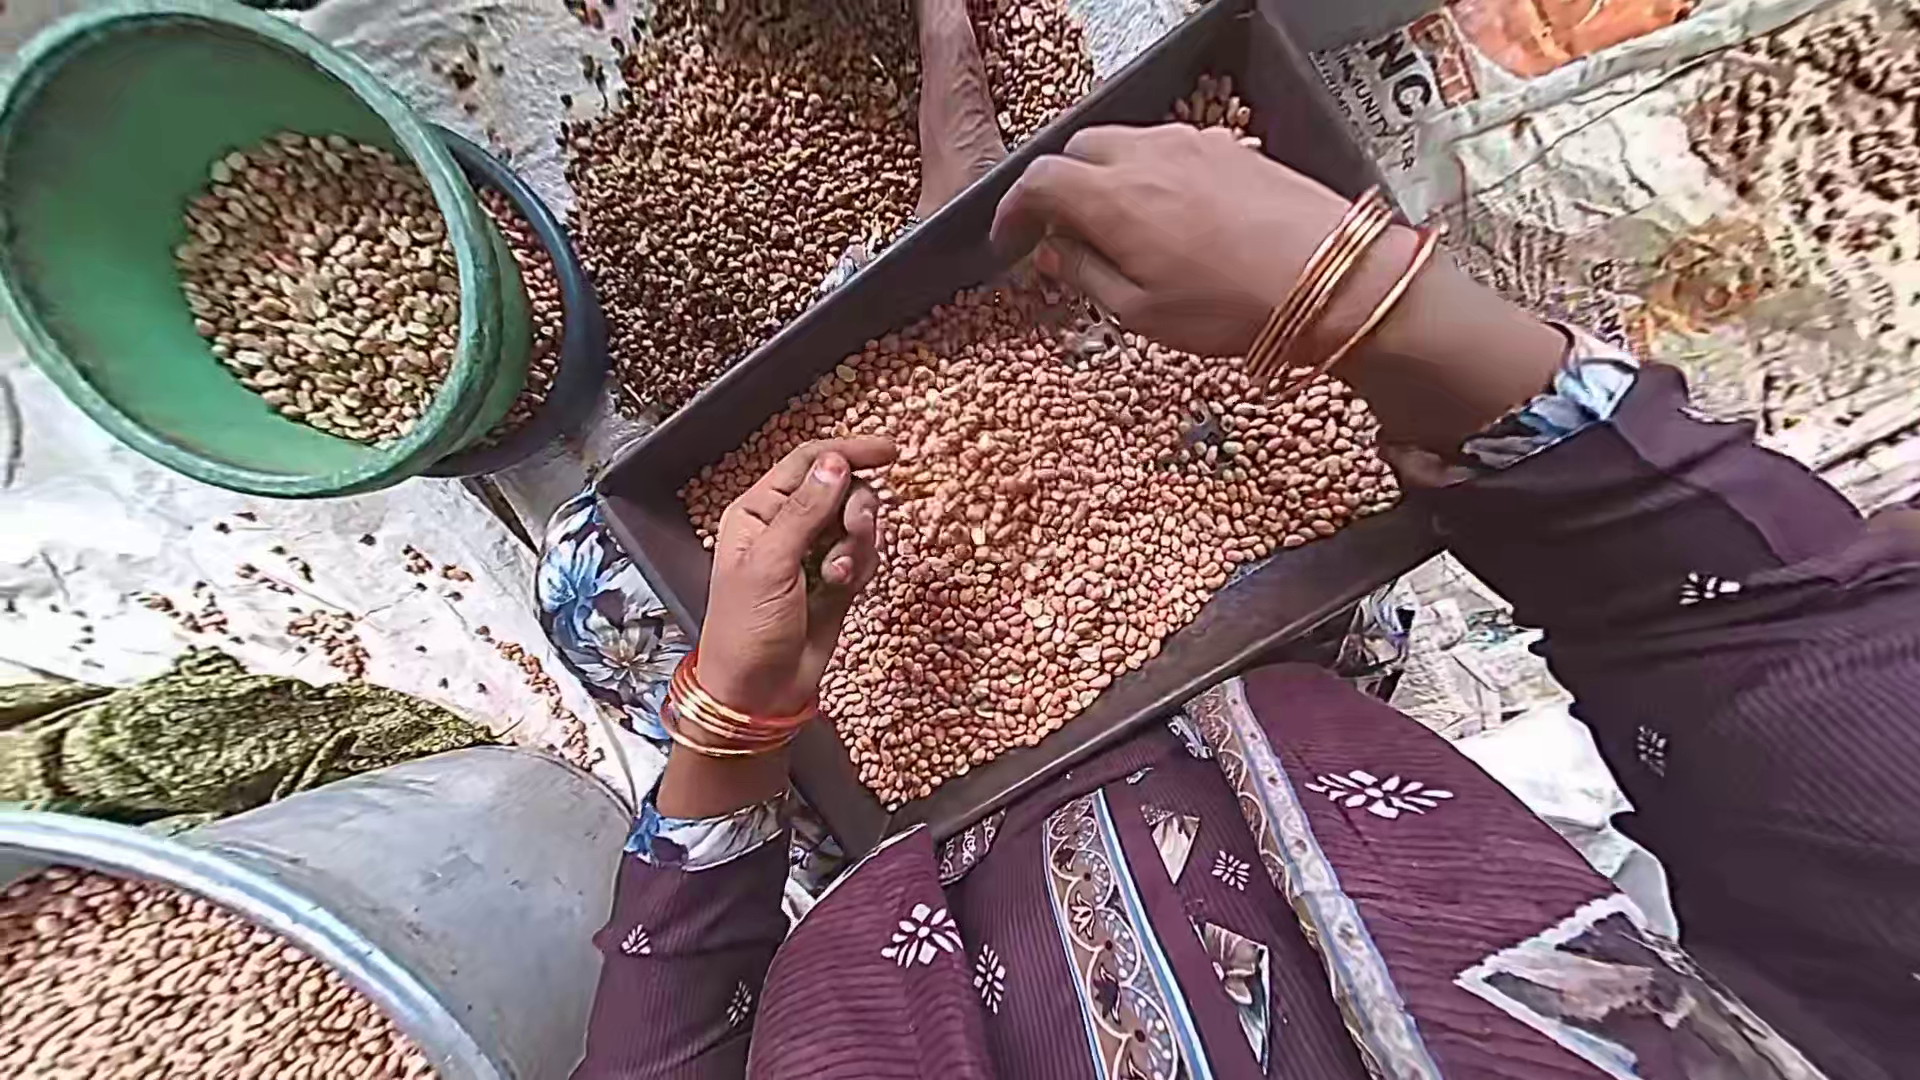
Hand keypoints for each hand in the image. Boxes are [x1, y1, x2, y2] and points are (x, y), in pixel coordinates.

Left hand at [697, 438, 897, 717]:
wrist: (760, 692)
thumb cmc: (748, 627)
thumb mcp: (770, 564)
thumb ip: (805, 511)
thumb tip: (837, 462)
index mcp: (761, 510)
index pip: (809, 462)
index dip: (849, 451)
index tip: (889, 452)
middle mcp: (790, 524)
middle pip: (843, 489)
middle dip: (856, 509)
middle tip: (853, 533)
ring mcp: (816, 551)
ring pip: (859, 522)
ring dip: (858, 545)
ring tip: (838, 576)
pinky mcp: (838, 577)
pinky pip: (866, 554)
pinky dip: (862, 567)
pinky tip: (843, 589)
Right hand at [990, 123, 1421, 360]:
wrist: (1328, 279)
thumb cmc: (1228, 307)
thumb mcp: (1137, 312)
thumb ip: (1085, 273)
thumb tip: (1054, 252)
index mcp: (1115, 199)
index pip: (1038, 181)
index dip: (1012, 209)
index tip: (1009, 239)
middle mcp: (1147, 155)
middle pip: (1075, 150)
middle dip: (1053, 189)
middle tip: (1054, 234)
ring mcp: (1191, 143)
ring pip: (1119, 142)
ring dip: (1096, 178)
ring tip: (1105, 228)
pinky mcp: (1226, 145)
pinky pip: (1162, 146)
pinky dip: (1138, 172)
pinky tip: (1153, 213)